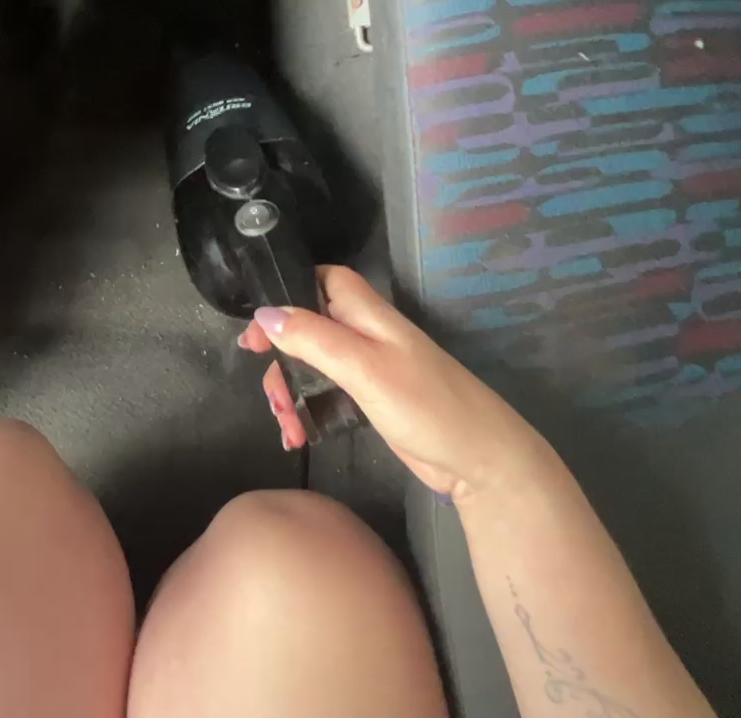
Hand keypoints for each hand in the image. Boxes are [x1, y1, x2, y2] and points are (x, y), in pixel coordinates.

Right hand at [240, 267, 550, 500]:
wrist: (481, 462)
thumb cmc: (425, 405)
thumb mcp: (362, 367)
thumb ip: (313, 338)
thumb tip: (265, 314)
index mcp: (367, 315)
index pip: (323, 279)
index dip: (289, 290)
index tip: (259, 323)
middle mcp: (366, 335)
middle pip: (308, 327)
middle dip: (280, 356)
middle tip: (266, 389)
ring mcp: (369, 368)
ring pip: (312, 365)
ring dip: (289, 391)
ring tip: (284, 426)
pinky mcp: (371, 400)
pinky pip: (325, 395)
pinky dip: (306, 412)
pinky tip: (296, 437)